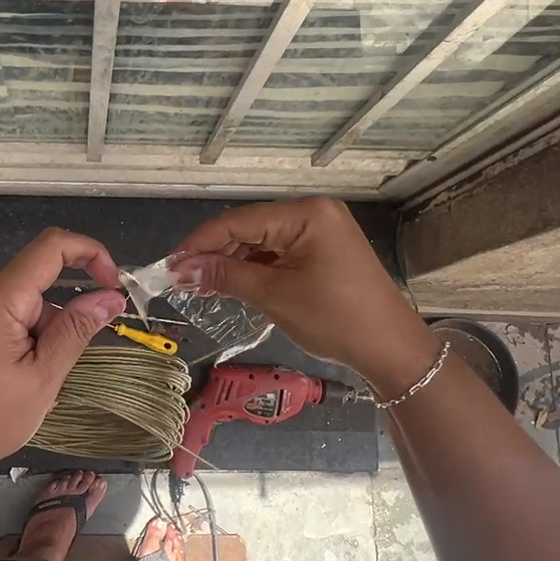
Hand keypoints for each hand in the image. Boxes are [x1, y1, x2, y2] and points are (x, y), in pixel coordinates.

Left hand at [0, 228, 126, 476]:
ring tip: (32, 390)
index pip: (52, 246)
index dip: (91, 254)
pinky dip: (28, 347)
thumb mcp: (42, 378)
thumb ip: (77, 330)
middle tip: (58, 372)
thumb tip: (111, 297)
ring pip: (29, 309)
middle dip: (64, 322)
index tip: (114, 287)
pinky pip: (11, 322)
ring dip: (46, 342)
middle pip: (42, 285)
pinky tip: (16, 386)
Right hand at [171, 198, 437, 382]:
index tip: (170, 264)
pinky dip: (254, 267)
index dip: (200, 242)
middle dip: (214, 252)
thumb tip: (181, 269)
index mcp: (306, 214)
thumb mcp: (275, 296)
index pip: (239, 221)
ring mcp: (321, 230)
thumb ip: (226, 276)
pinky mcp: (323, 249)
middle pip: (250, 227)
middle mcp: (314, 212)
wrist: (390, 348)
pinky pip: (279, 251)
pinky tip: (231, 282)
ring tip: (201, 284)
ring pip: (262, 240)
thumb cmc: (334, 319)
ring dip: (232, 261)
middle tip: (181, 278)